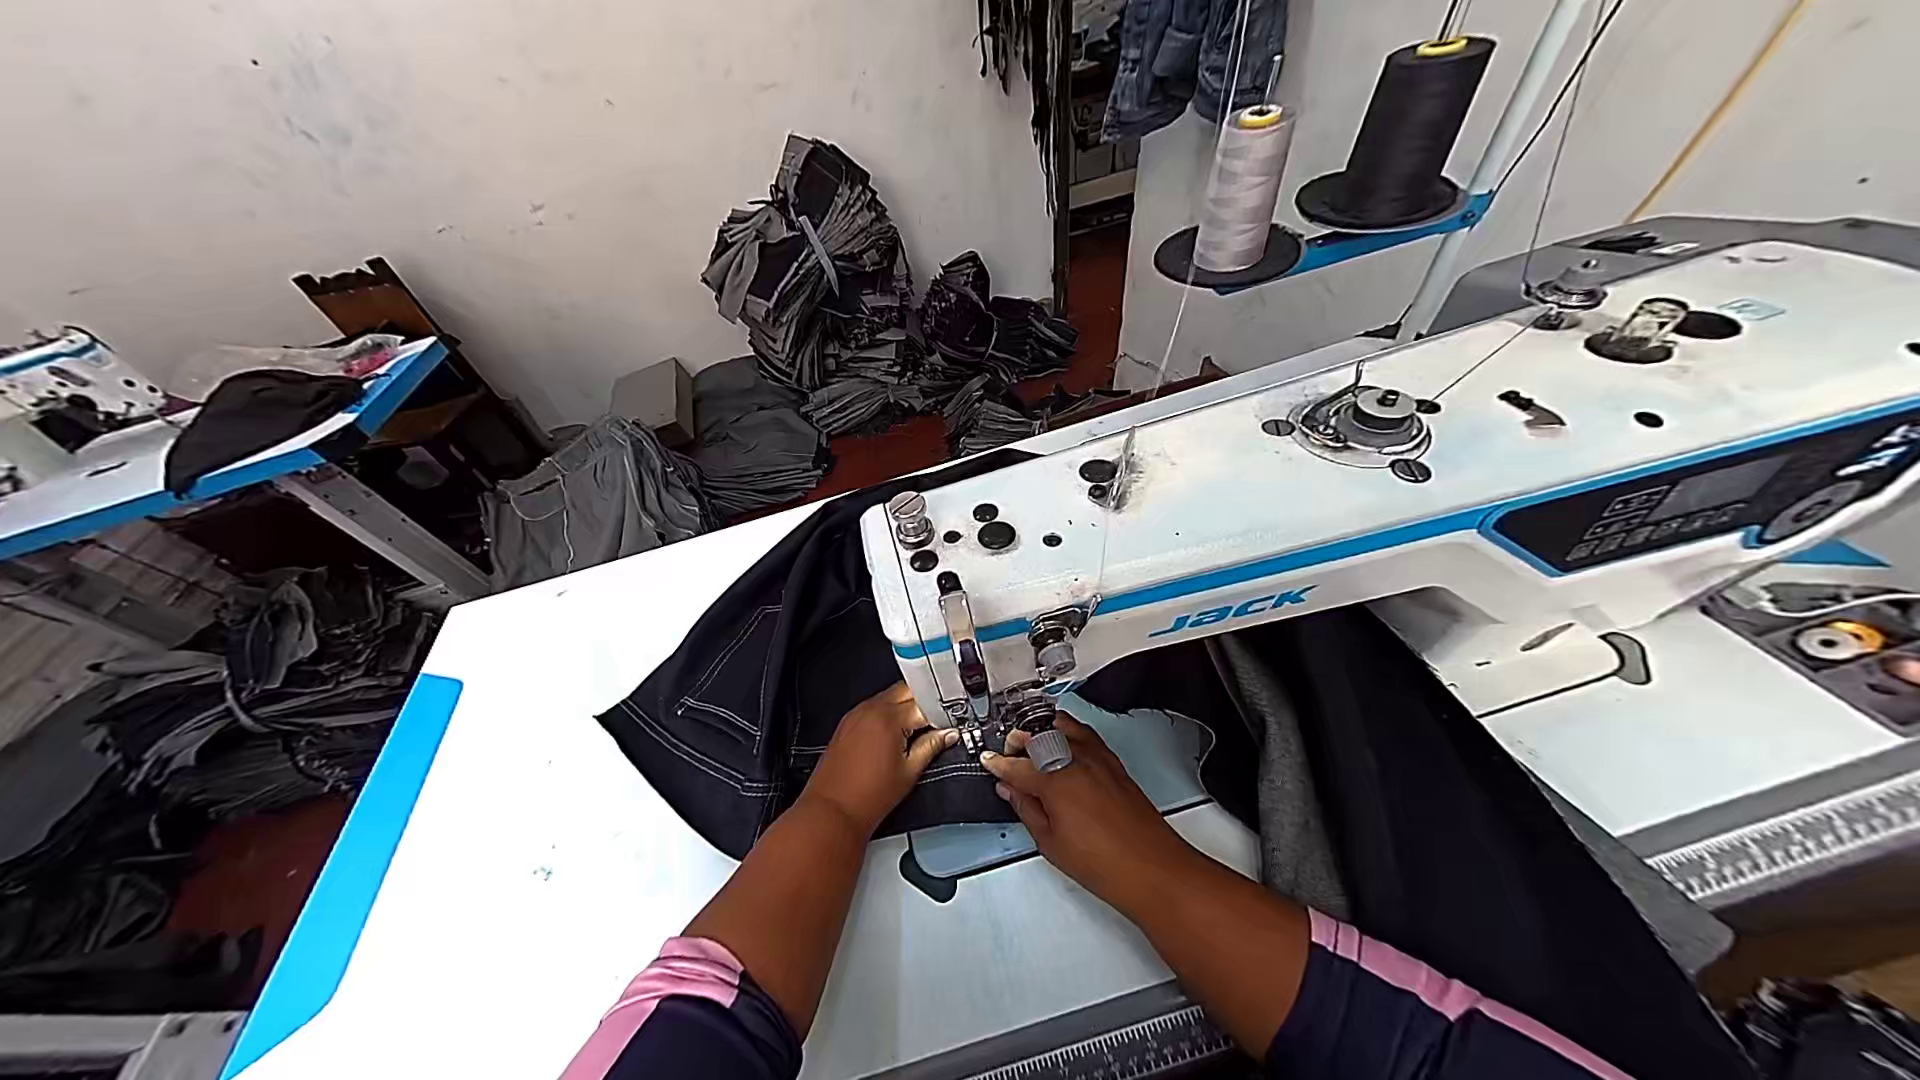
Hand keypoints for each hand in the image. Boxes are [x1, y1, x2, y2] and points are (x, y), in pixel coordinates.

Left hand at [799, 682, 958, 836]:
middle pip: (908, 690)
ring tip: (917, 730)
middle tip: (938, 723)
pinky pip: (876, 706)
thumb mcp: (909, 771)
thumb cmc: (864, 797)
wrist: (831, 810)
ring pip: (892, 696)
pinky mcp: (848, 721)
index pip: (926, 703)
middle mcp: (871, 709)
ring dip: (907, 706)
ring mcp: (857, 713)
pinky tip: (896, 734)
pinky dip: (889, 713)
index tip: (951, 723)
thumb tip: (947, 734)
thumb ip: (931, 746)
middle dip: (926, 703)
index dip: (943, 713)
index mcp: (888, 718)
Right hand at [982, 713, 1202, 911]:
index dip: (998, 763)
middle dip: (1017, 741)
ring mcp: (1097, 757)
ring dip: (1042, 729)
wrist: (1151, 868)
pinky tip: (1063, 742)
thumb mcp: (1050, 843)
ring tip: (1031, 743)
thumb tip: (1011, 792)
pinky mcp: (1112, 761)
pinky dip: (1068, 731)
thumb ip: (1026, 809)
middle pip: (1037, 736)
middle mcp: (1075, 761)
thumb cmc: (1107, 863)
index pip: (1016, 765)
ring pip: (1061, 725)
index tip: (989, 762)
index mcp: (1054, 781)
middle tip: (1008, 755)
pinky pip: (1084, 733)